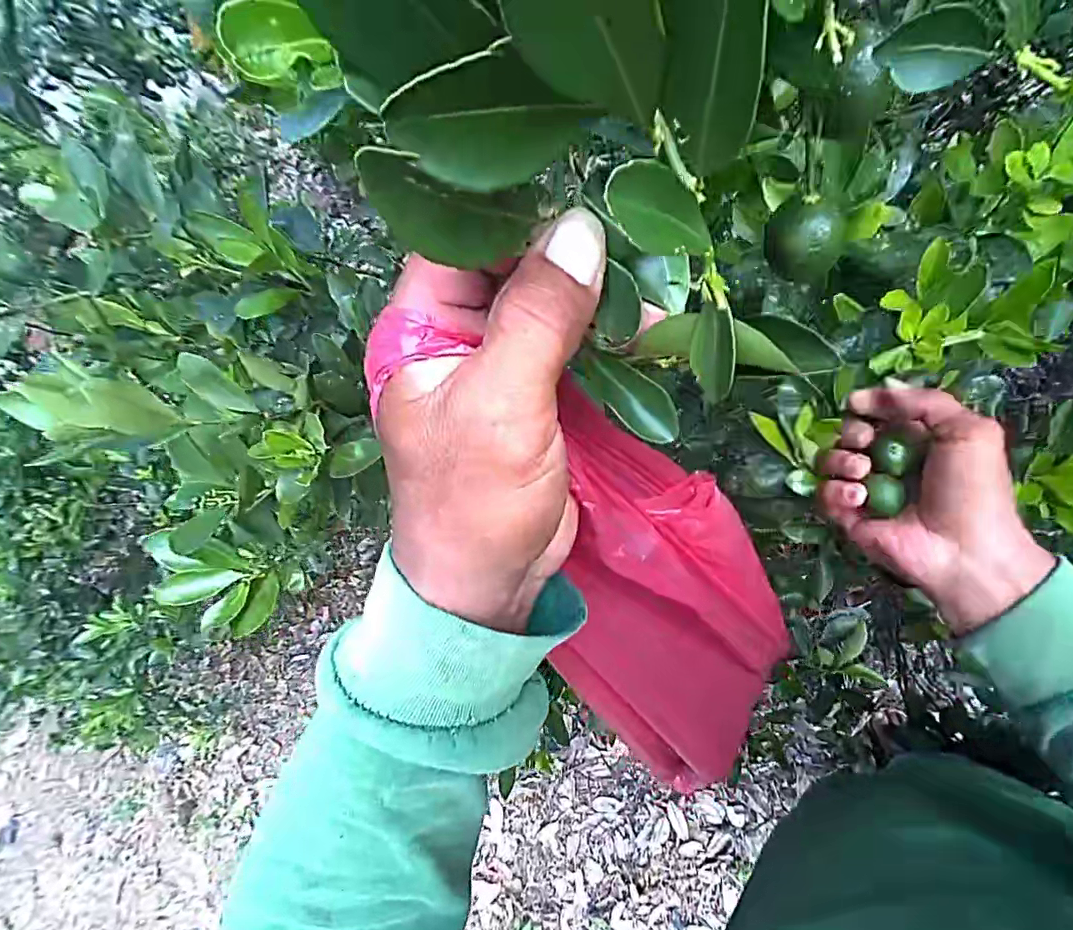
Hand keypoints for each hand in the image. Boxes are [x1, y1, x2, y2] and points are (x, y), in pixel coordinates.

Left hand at [373, 210, 606, 631]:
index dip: (518, 218)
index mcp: (420, 327)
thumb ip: (539, 318)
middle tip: (637, 246)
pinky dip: (606, 340)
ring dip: (598, 300)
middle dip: (572, 260)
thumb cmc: (476, 500)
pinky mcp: (538, 395)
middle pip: (513, 269)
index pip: (462, 242)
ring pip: (550, 307)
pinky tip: (643, 332)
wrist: (491, 584)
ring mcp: (501, 366)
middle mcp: (456, 336)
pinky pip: (573, 348)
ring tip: (653, 292)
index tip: (582, 203)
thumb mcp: (503, 405)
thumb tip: (582, 229)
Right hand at [816, 387, 1055, 634]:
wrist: (967, 551)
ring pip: (829, 463)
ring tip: (863, 472)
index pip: (877, 414)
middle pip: (848, 436)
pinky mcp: (850, 520)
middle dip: (852, 433)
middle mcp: (887, 464)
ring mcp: (866, 493)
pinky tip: (858, 495)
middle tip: (867, 443)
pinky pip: (825, 496)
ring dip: (840, 459)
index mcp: (915, 441)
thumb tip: (873, 390)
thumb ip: (924, 402)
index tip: (860, 406)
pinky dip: (835, 490)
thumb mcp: (967, 430)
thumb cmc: (975, 490)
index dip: (866, 407)